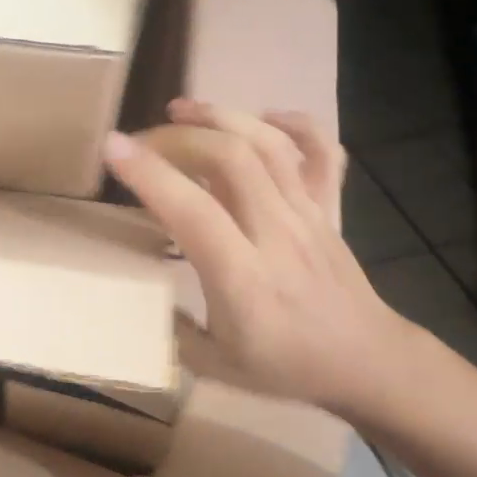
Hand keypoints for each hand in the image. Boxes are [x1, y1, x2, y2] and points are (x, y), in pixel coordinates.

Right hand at [105, 101, 412, 414]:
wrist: (364, 361)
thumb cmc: (284, 368)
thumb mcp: (213, 365)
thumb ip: (172, 330)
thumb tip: (144, 296)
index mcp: (242, 279)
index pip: (191, 211)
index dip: (148, 174)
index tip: (112, 148)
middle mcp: (276, 235)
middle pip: (230, 159)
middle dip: (178, 137)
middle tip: (140, 142)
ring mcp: (308, 216)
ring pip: (269, 145)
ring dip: (222, 117)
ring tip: (181, 109)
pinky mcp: (329, 209)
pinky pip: (321, 152)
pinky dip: (294, 124)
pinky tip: (263, 118)